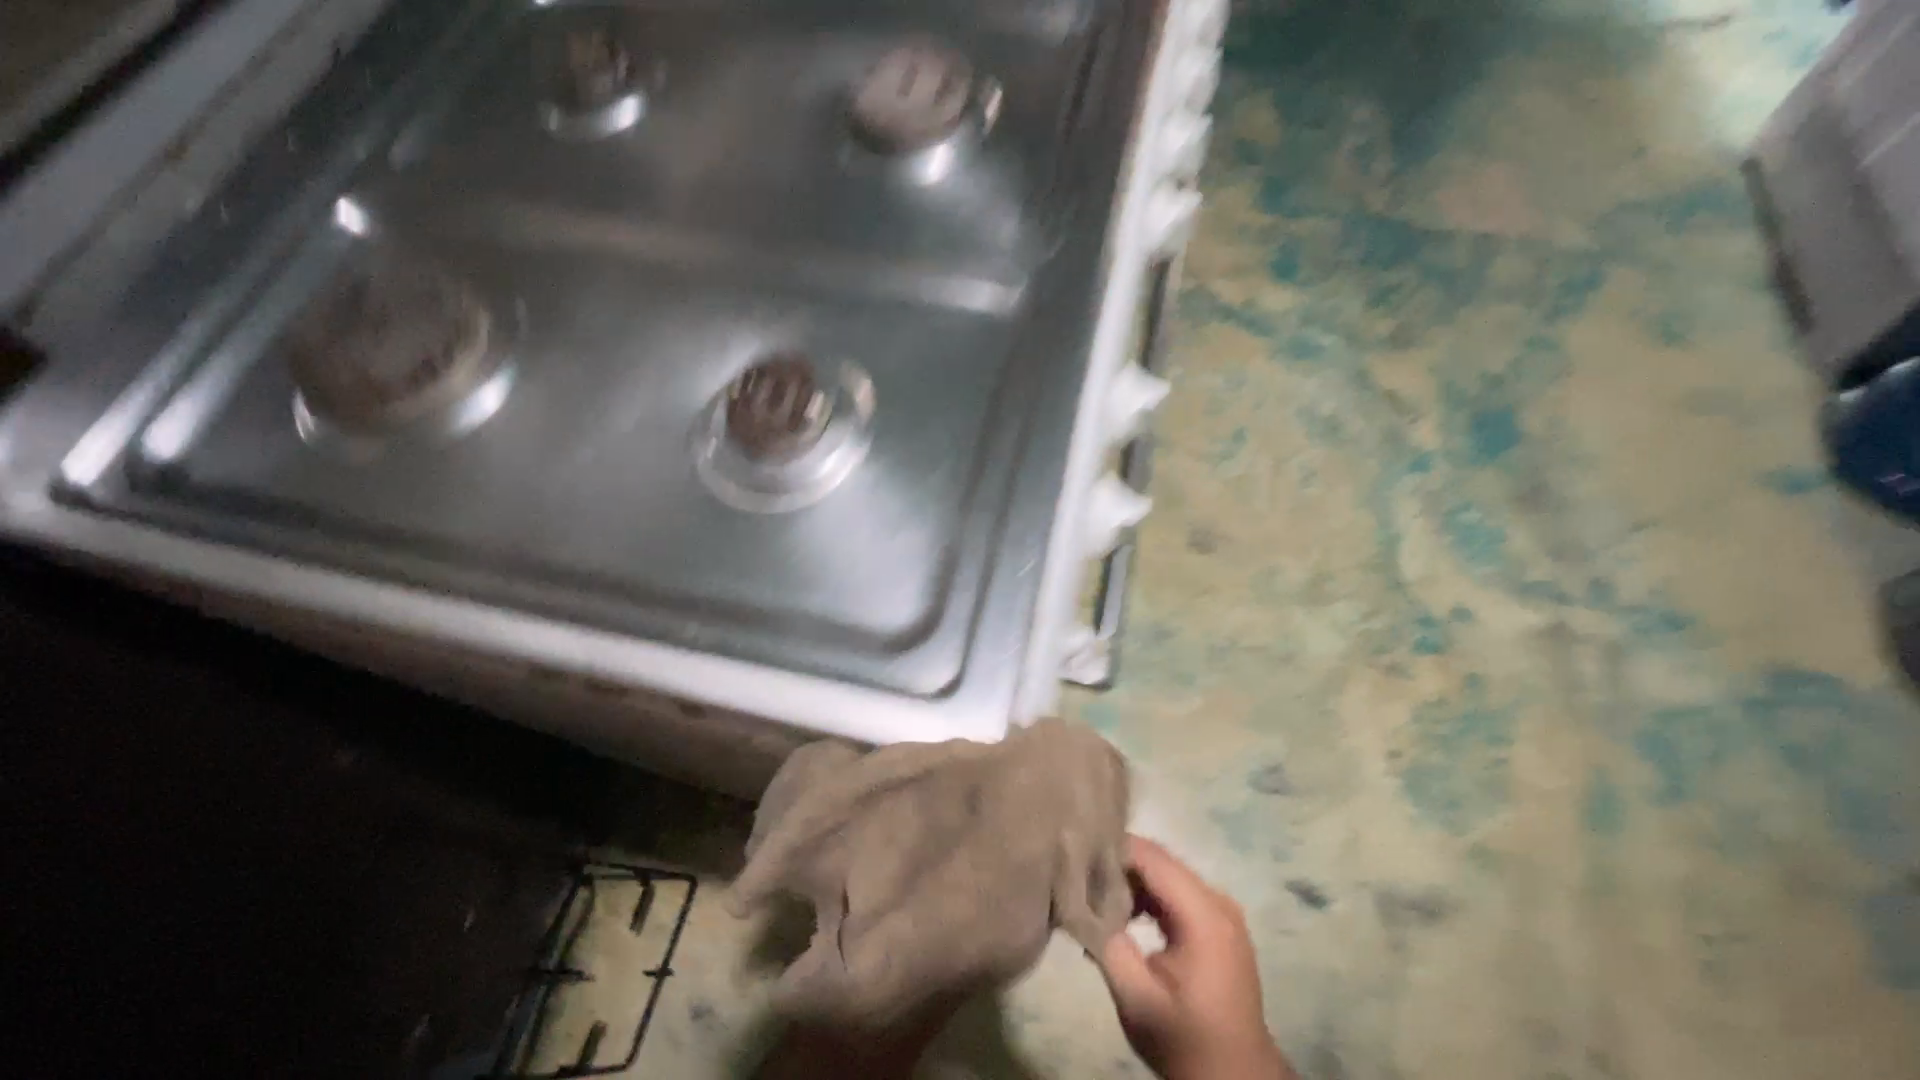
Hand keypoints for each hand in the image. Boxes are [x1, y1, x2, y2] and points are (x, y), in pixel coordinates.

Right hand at [1100, 837, 1295, 1079]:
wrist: (1233, 1076)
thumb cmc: (1184, 1038)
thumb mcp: (1135, 996)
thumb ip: (1106, 942)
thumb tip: (1076, 901)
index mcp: (1203, 913)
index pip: (1151, 856)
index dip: (1111, 848)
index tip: (1073, 855)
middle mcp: (1218, 901)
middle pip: (1160, 862)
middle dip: (1117, 864)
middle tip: (1076, 876)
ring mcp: (1222, 912)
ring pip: (1167, 876)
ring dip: (1130, 881)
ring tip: (1090, 895)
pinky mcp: (1218, 926)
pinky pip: (1176, 894)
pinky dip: (1146, 897)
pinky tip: (1119, 914)